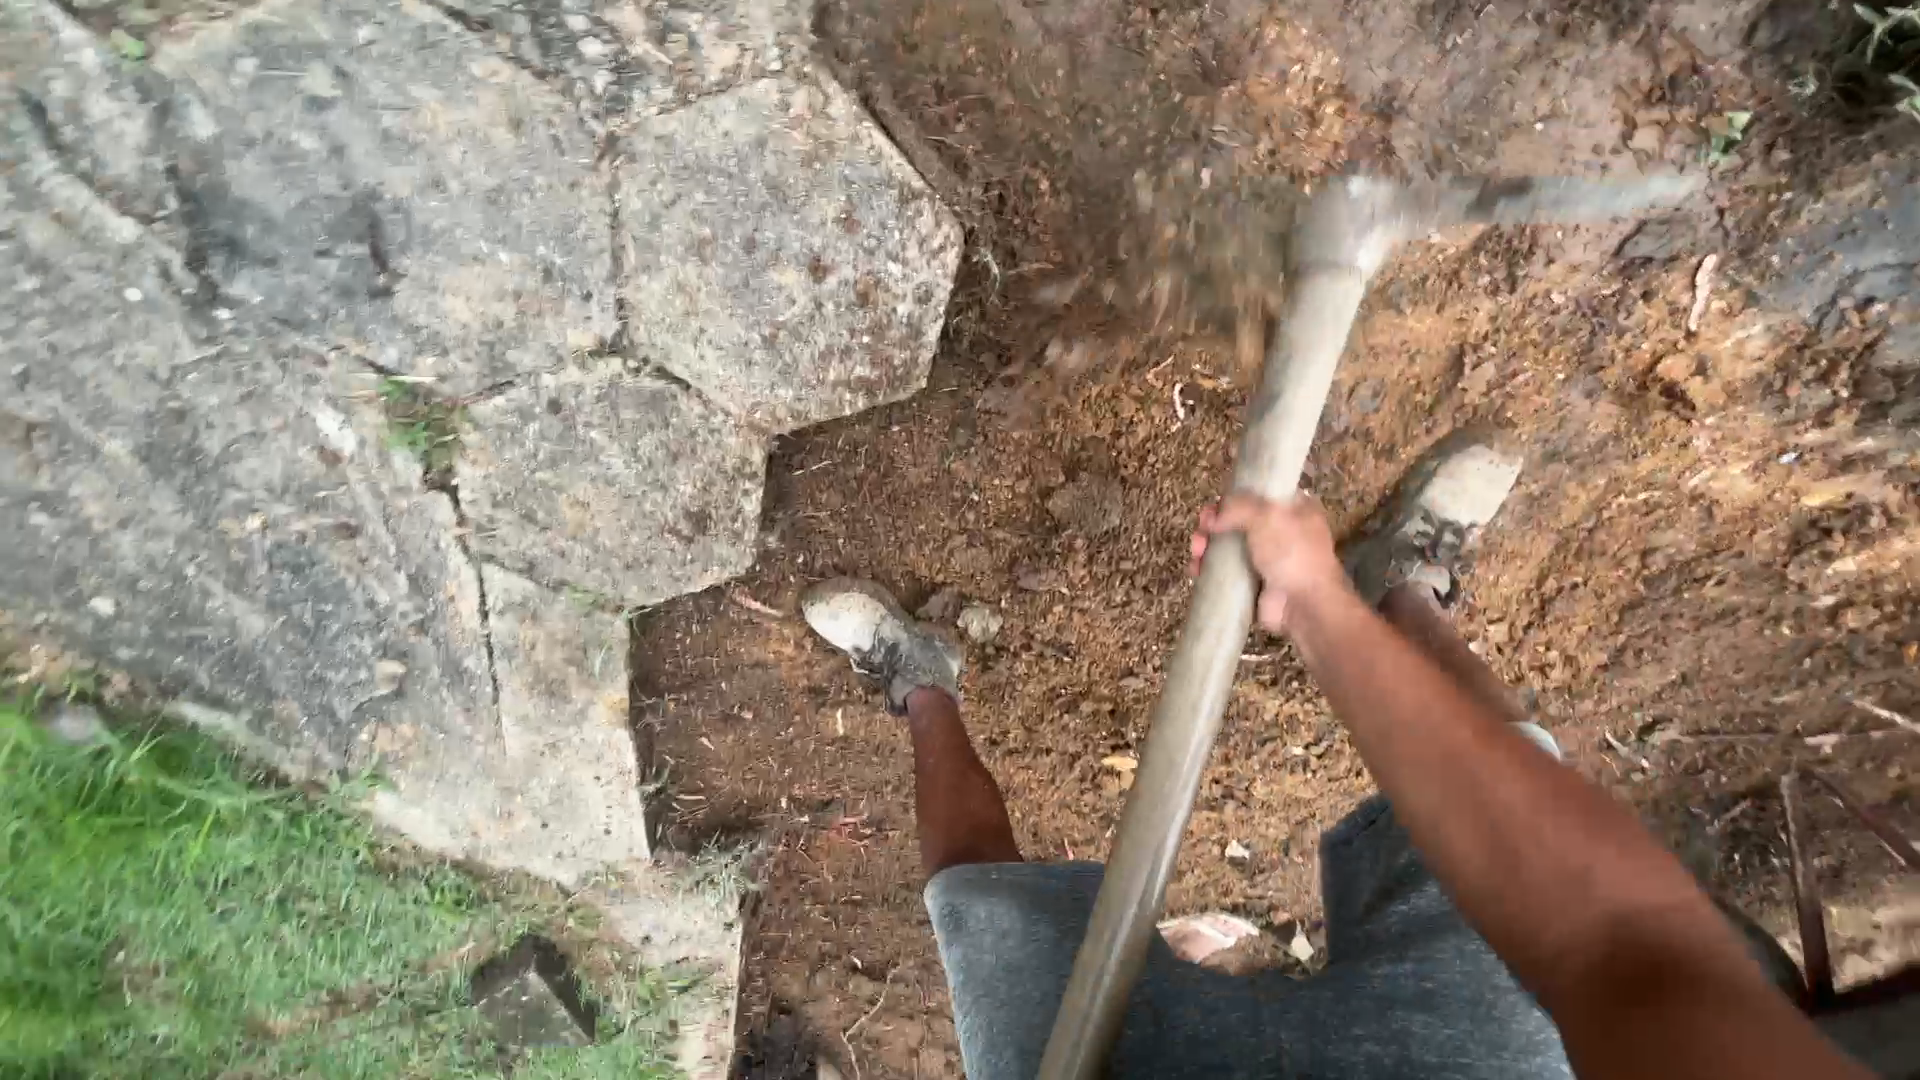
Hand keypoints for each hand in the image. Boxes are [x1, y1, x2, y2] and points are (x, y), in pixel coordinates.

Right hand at [1190, 493, 1351, 630]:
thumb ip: (1237, 507)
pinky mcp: (1253, 582)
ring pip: (1227, 546)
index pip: (1260, 494)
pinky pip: (1224, 571)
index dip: (1234, 496)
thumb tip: (1213, 518)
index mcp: (1295, 509)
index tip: (1216, 505)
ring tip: (1196, 552)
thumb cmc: (1293, 553)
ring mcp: (1266, 559)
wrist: (1304, 604)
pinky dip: (1208, 569)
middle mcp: (1282, 532)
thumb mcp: (1268, 516)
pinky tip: (1197, 569)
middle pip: (1237, 520)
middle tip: (1202, 529)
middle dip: (1214, 523)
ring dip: (1206, 546)